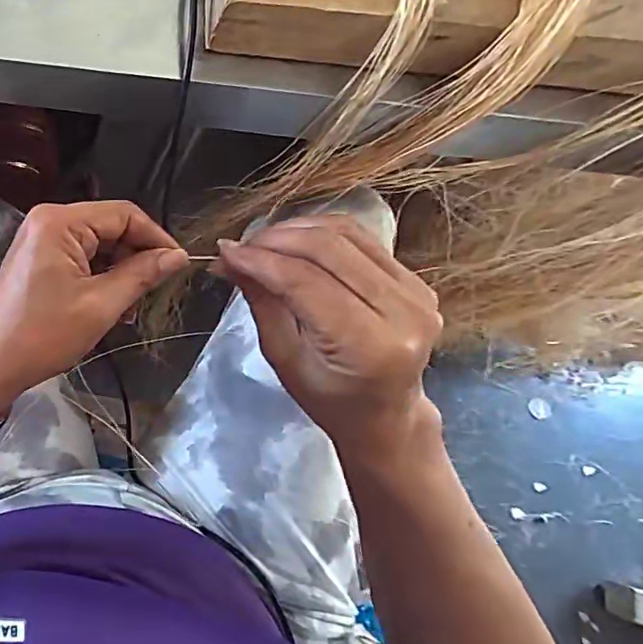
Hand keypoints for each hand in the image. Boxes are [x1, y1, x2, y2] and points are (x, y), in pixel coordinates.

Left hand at [0, 201, 188, 421]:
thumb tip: (178, 257)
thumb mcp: (102, 304)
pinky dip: (101, 275)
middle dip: (137, 255)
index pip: (123, 214)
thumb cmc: (45, 334)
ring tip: (134, 304)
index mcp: (59, 222)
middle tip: (157, 287)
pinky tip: (113, 303)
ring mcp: (40, 238)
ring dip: (121, 269)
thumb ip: (142, 274)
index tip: (178, 263)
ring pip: (98, 243)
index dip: (155, 236)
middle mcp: (48, 220)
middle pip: (110, 226)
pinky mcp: (38, 257)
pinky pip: (81, 256)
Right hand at [212, 215, 442, 452]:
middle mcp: (402, 312)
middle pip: (328, 249)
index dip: (262, 260)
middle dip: (275, 239)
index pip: (306, 282)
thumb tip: (230, 258)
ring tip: (262, 242)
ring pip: (345, 233)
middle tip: (241, 245)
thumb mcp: (285, 359)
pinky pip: (361, 238)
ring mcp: (415, 291)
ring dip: (296, 229)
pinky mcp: (416, 279)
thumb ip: (262, 303)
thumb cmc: (329, 399)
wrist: (384, 413)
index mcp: (368, 346)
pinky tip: (293, 240)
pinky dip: (321, 232)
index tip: (226, 252)